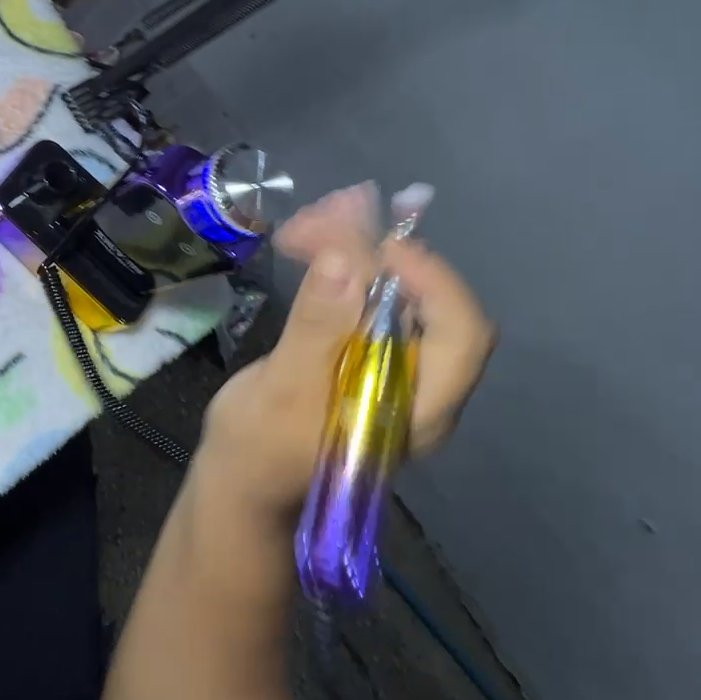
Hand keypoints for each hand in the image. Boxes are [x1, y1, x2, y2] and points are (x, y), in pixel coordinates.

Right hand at [199, 183, 495, 517]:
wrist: (238, 485)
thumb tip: (348, 259)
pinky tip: (308, 249)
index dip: (431, 280)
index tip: (376, 244)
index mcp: (420, 406)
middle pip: (424, 305)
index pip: (461, 333)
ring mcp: (387, 371)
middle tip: (324, 214)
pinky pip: (362, 304)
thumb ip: (318, 328)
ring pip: (390, 298)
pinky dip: (339, 270)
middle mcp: (418, 384)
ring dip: (356, 253)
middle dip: (379, 254)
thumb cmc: (261, 450)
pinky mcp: (356, 359)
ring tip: (307, 224)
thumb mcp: (284, 391)